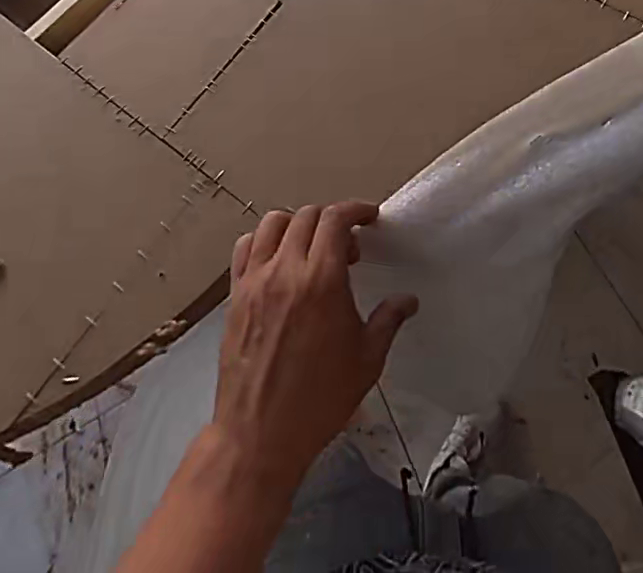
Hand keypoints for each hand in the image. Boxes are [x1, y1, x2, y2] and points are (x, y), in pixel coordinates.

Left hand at [210, 201, 419, 490]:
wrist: (260, 433)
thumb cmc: (318, 399)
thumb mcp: (366, 360)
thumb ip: (388, 320)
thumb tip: (406, 300)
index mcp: (322, 281)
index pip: (336, 219)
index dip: (356, 210)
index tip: (369, 217)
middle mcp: (286, 270)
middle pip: (307, 216)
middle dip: (333, 220)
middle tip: (349, 248)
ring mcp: (255, 280)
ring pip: (273, 223)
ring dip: (298, 224)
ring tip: (312, 248)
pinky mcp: (235, 294)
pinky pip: (245, 247)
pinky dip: (264, 240)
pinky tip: (278, 259)